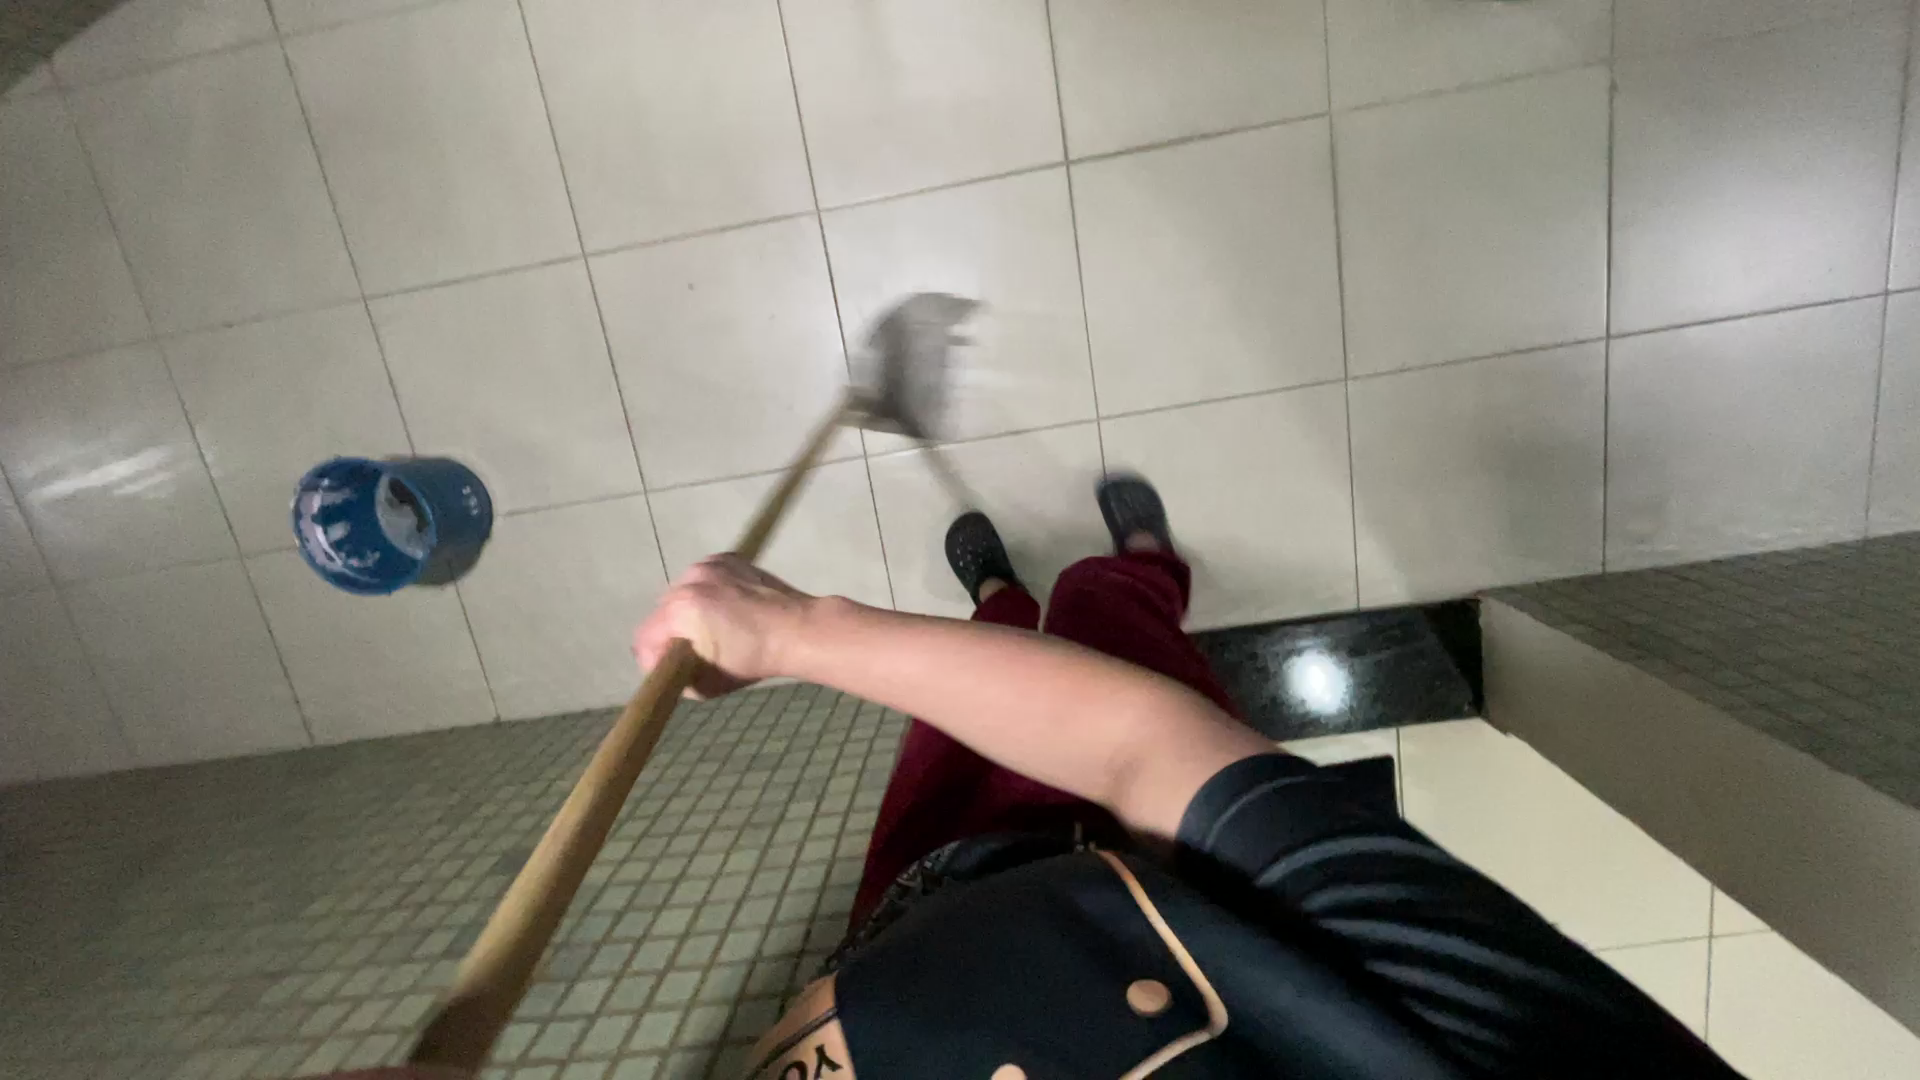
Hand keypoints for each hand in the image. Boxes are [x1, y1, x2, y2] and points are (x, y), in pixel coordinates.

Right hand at [634, 554, 815, 698]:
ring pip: (681, 592)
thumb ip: (676, 678)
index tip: (670, 669)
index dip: (653, 659)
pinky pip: (703, 577)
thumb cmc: (754, 660)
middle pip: (662, 612)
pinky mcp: (727, 558)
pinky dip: (708, 591)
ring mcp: (710, 565)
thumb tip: (667, 671)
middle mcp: (690, 580)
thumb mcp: (707, 684)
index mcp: (682, 610)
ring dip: (688, 609)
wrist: (798, 630)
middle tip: (694, 649)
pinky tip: (727, 606)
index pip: (645, 638)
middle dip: (672, 632)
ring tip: (714, 626)